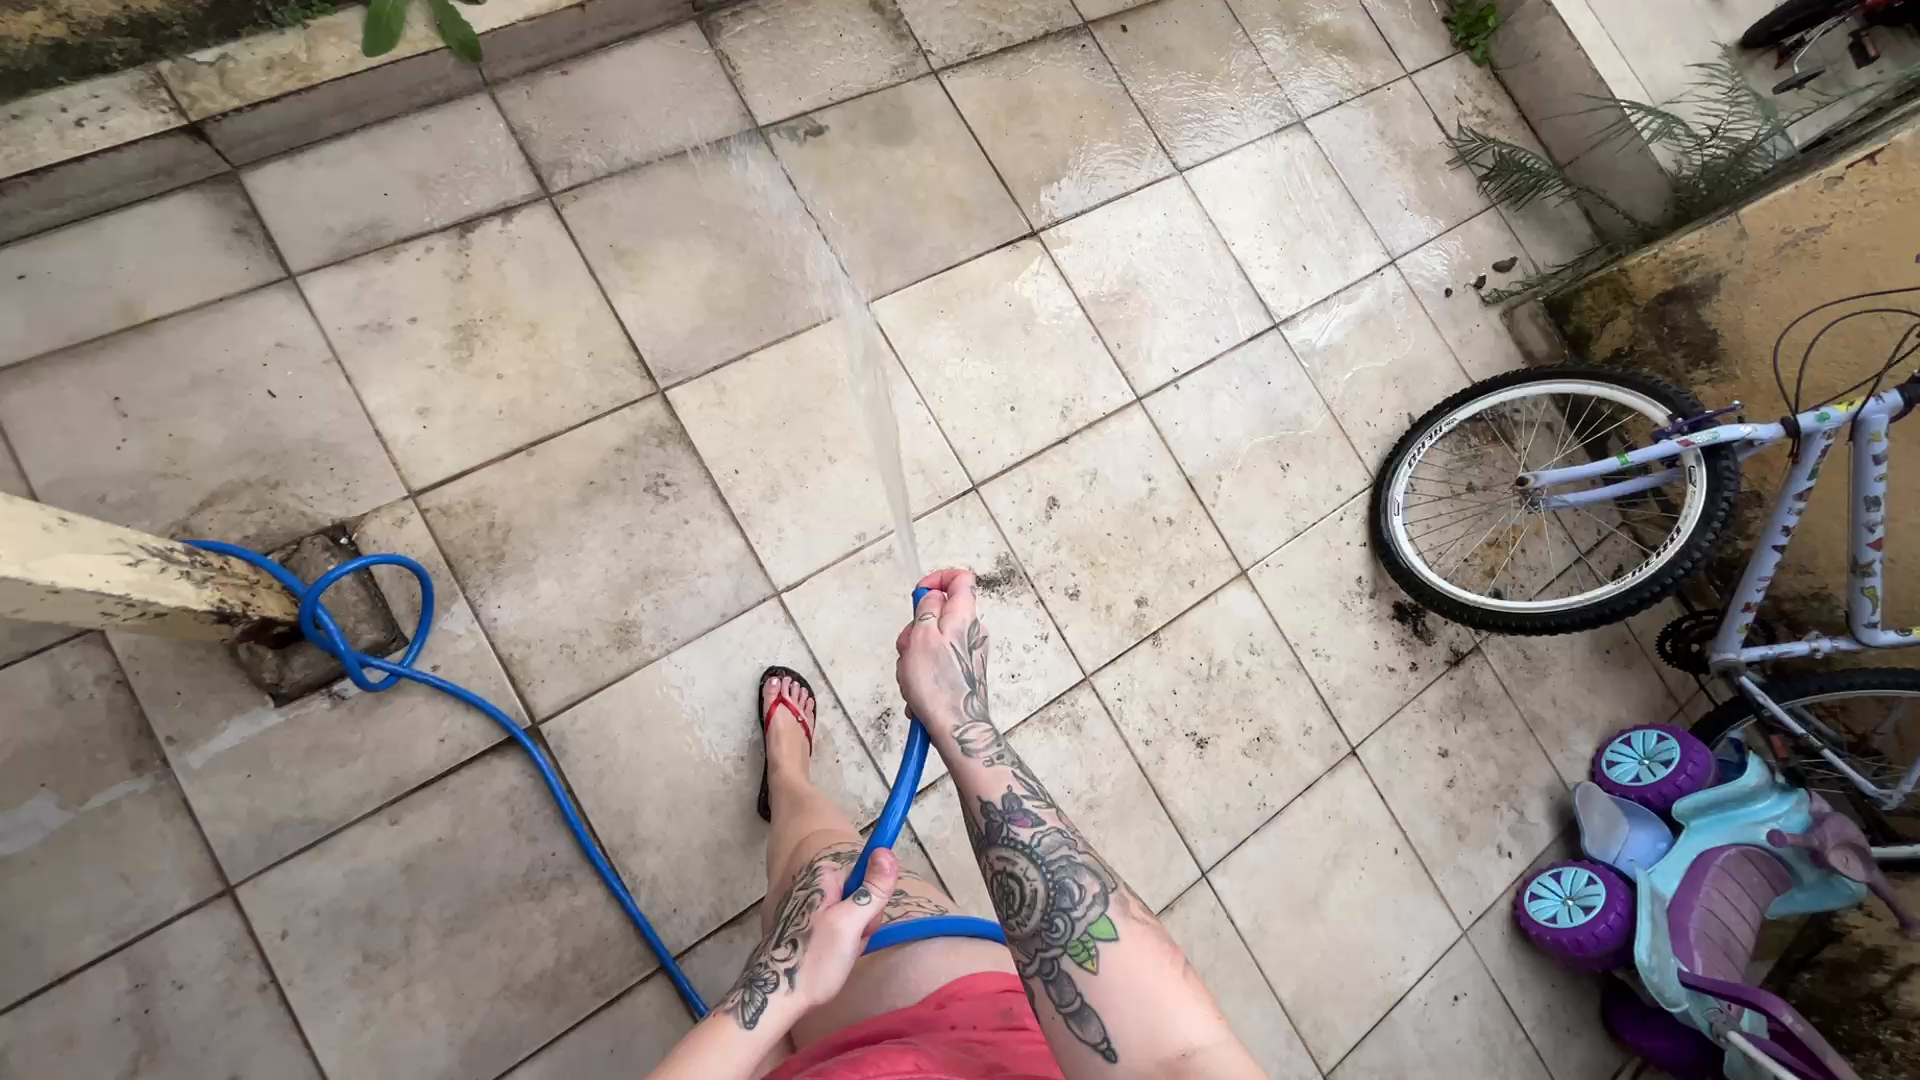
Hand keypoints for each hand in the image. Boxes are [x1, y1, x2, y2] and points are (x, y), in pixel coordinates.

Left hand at [716, 848, 901, 1030]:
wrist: (775, 999)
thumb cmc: (813, 960)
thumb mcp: (850, 924)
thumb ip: (872, 890)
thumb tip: (886, 850)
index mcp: (825, 876)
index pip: (868, 873)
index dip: (871, 900)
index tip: (862, 923)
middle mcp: (819, 885)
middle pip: (863, 895)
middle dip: (863, 923)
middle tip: (849, 943)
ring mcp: (815, 906)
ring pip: (855, 915)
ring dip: (855, 937)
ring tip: (840, 955)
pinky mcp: (812, 926)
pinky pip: (842, 928)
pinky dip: (844, 945)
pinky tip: (834, 959)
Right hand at [895, 569, 999, 758]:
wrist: (955, 728)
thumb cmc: (938, 685)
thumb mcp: (922, 636)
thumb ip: (927, 608)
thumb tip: (931, 595)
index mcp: (964, 616)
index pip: (960, 579)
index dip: (937, 579)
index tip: (918, 595)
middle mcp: (971, 632)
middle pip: (937, 614)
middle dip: (914, 631)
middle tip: (908, 650)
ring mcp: (966, 654)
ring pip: (931, 642)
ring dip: (913, 658)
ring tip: (912, 678)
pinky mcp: (961, 674)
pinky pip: (934, 664)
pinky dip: (921, 676)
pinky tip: (917, 693)